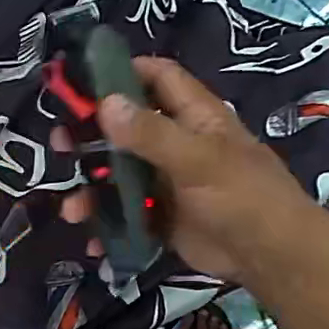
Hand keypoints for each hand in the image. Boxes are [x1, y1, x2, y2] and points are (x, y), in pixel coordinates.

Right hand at [94, 57, 322, 280]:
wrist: (268, 257)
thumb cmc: (242, 196)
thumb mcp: (197, 160)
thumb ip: (151, 134)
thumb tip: (106, 104)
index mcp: (194, 117)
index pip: (158, 77)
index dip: (124, 71)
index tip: (83, 79)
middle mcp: (177, 144)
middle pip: (127, 128)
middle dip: (92, 136)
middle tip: (60, 143)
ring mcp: (167, 182)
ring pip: (120, 177)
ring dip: (93, 191)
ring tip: (72, 209)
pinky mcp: (162, 217)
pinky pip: (127, 215)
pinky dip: (108, 226)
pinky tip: (94, 241)